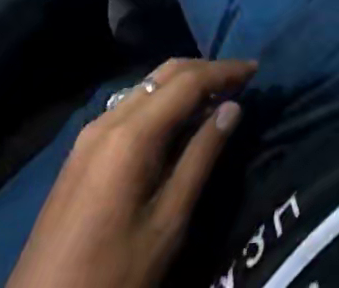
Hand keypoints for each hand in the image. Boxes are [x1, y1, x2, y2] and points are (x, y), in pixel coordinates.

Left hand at [7, 58, 256, 287]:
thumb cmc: (114, 270)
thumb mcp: (169, 219)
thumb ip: (202, 156)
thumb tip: (233, 108)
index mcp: (131, 135)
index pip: (188, 81)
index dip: (225, 70)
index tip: (256, 70)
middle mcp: (108, 121)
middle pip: (165, 74)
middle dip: (206, 70)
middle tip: (241, 80)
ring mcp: (89, 135)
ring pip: (147, 86)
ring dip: (184, 84)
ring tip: (217, 99)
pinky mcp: (81, 152)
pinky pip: (131, 106)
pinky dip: (162, 102)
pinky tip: (179, 123)